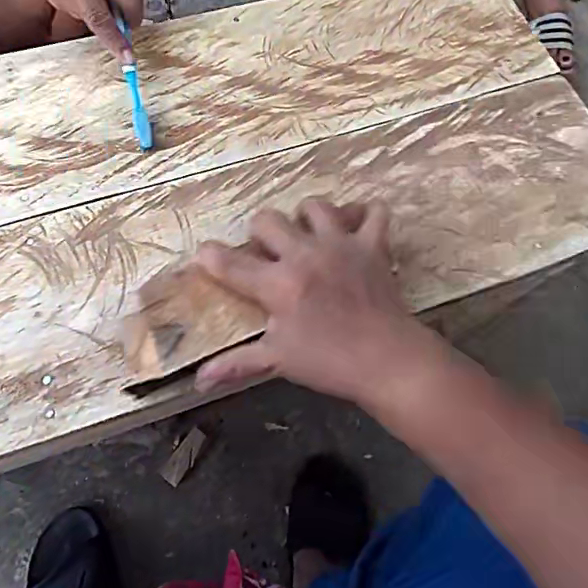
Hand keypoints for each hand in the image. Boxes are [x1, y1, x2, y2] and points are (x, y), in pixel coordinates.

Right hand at [193, 199, 448, 405]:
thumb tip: (200, 380)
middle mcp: (306, 254)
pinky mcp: (374, 245)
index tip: (206, 254)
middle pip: (268, 220)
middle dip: (260, 231)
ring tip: (308, 233)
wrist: (387, 358)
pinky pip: (374, 212)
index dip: (211, 256)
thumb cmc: (330, 362)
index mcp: (278, 283)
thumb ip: (238, 362)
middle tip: (268, 251)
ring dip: (306, 216)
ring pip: (316, 206)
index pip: (231, 263)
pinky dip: (366, 213)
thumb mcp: (280, 361)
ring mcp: (342, 245)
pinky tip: (357, 224)